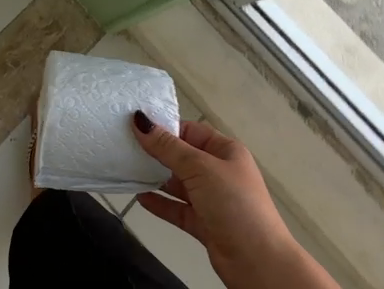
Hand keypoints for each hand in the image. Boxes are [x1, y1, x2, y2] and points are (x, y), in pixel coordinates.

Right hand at [131, 112, 338, 288]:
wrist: (258, 262)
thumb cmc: (234, 204)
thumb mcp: (200, 169)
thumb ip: (169, 148)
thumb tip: (141, 121)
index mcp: (225, 151)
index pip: (191, 131)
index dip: (166, 128)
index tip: (136, 125)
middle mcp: (219, 172)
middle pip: (183, 157)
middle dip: (157, 153)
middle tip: (125, 147)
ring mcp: (212, 200)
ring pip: (179, 184)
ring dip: (156, 178)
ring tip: (127, 170)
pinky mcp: (205, 224)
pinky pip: (178, 209)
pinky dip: (161, 203)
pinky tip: (140, 197)